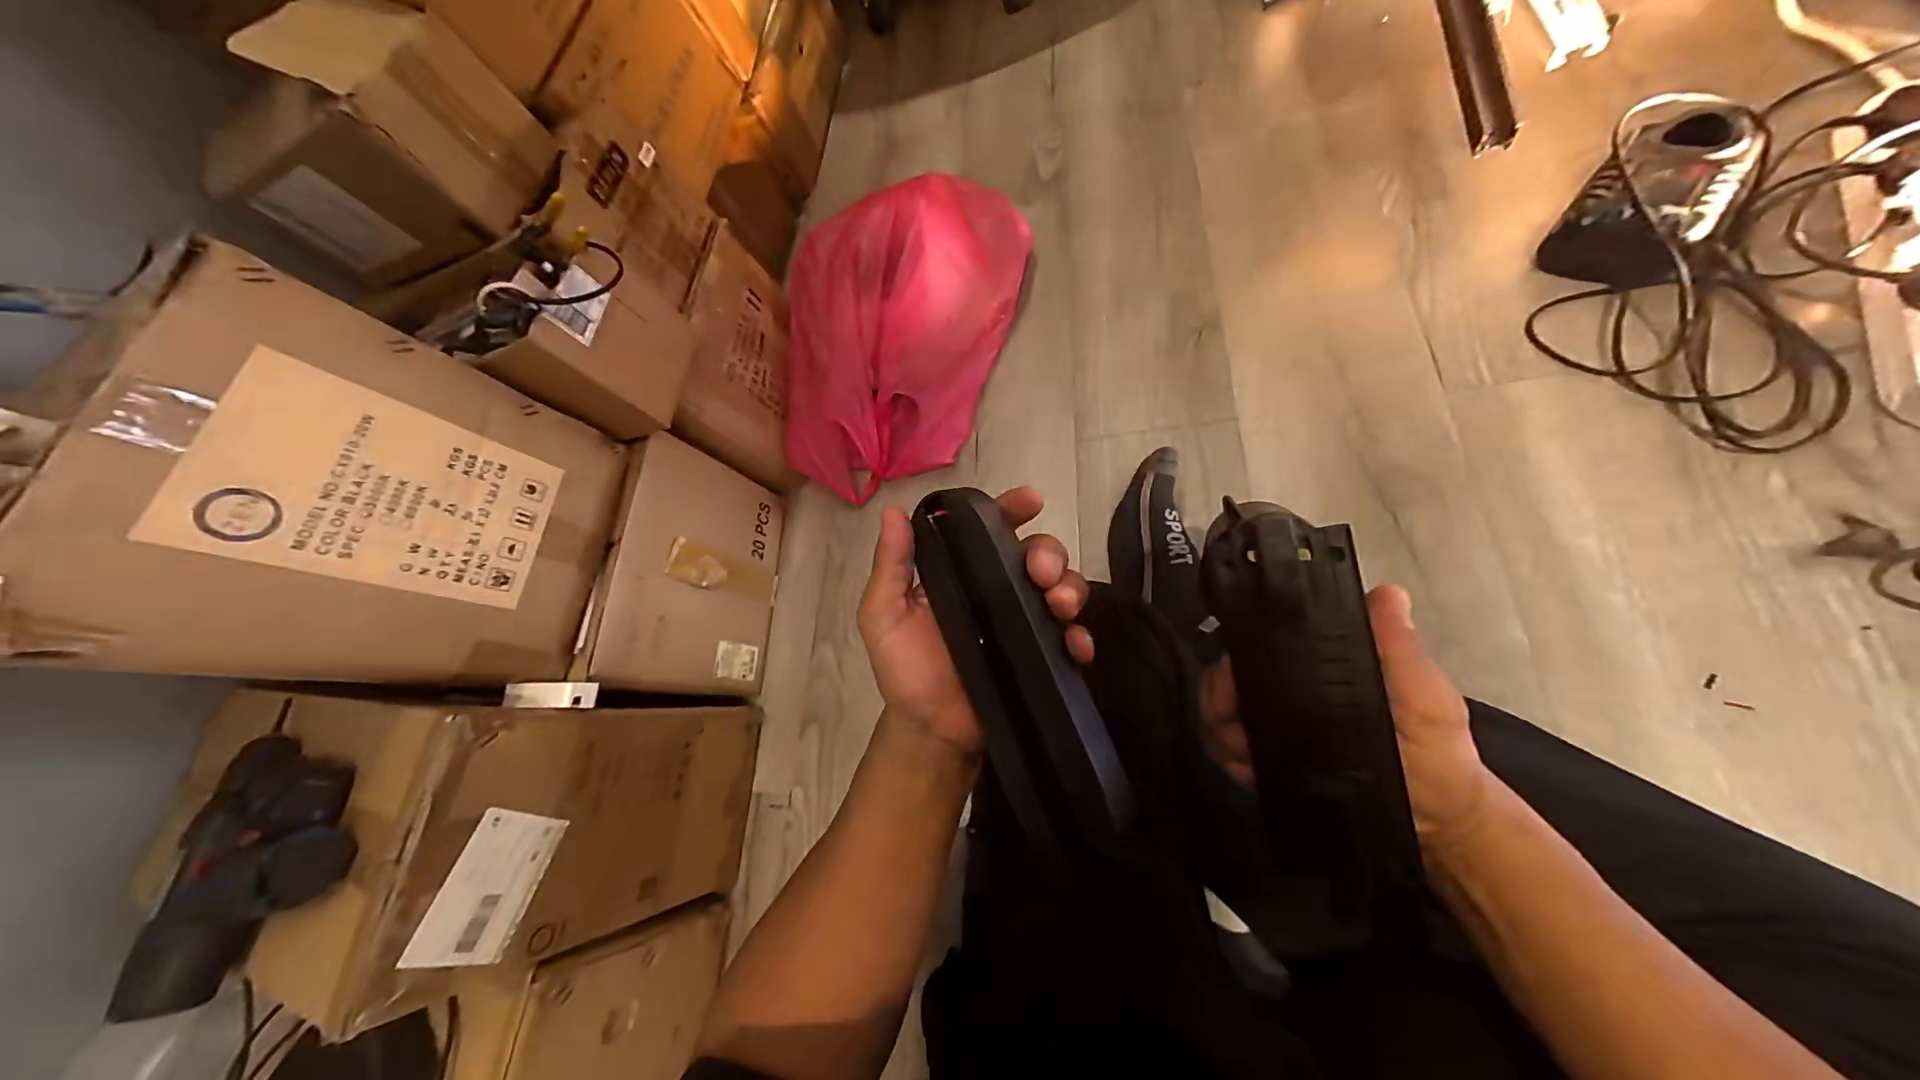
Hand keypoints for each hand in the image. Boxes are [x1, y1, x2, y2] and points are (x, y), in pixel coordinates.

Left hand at [859, 486, 1093, 757]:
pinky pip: (1073, 638)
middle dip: (1048, 552)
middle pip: (1037, 555)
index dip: (1012, 511)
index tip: (1031, 501)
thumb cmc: (906, 671)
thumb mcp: (885, 616)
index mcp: (964, 575)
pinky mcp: (1044, 658)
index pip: (991, 531)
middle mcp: (999, 592)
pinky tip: (1074, 643)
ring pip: (1062, 589)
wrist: (932, 732)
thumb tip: (892, 512)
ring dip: (1069, 588)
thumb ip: (891, 567)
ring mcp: (1025, 625)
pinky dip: (1080, 636)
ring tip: (1058, 604)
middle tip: (1041, 570)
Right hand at [1196, 585, 1493, 853]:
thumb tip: (1387, 593)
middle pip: (1228, 679)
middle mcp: (1288, 692)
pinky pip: (1227, 753)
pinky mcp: (1269, 764)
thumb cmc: (1436, 754)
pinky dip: (1227, 757)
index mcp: (1317, 667)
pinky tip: (1244, 769)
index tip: (1232, 671)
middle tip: (1230, 718)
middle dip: (1218, 695)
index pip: (1260, 645)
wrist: (1437, 825)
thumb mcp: (1427, 700)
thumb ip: (1402, 652)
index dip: (1237, 653)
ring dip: (1219, 729)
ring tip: (1240, 750)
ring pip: (1219, 715)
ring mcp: (1274, 729)